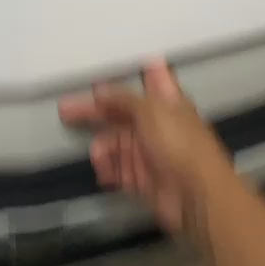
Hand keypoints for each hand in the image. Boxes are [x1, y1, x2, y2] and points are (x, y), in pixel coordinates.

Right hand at [58, 61, 233, 233]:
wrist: (199, 199)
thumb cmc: (179, 144)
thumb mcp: (151, 110)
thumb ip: (123, 98)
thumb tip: (100, 89)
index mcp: (165, 102)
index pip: (148, 79)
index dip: (128, 70)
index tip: (103, 66)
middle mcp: (156, 124)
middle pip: (120, 111)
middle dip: (94, 110)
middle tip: (65, 109)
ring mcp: (149, 152)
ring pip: (116, 142)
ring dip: (102, 147)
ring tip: (97, 155)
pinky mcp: (142, 179)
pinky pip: (118, 169)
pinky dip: (108, 169)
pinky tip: (103, 172)